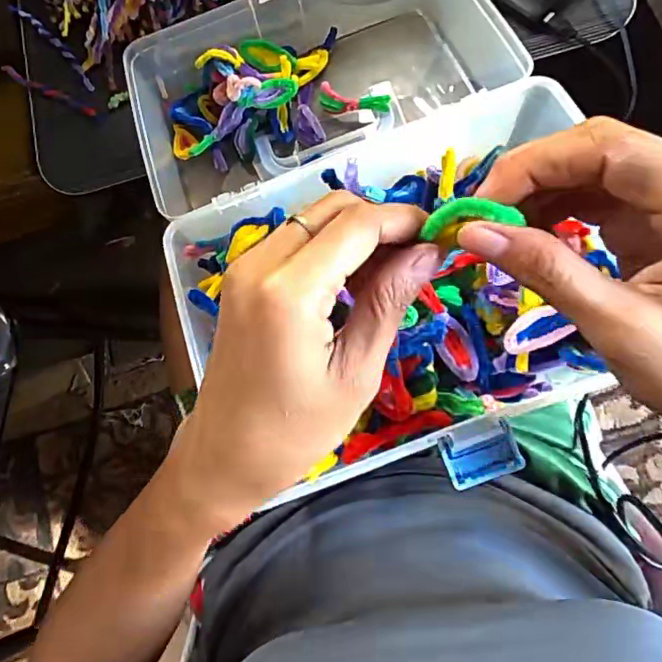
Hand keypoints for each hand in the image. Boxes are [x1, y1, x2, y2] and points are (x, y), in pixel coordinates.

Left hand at [166, 192, 437, 523]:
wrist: (224, 453)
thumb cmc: (293, 432)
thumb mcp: (355, 374)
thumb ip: (388, 303)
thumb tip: (427, 252)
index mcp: (288, 292)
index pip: (356, 224)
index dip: (403, 220)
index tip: (438, 235)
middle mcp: (259, 264)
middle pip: (332, 207)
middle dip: (381, 220)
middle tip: (416, 256)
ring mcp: (244, 266)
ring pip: (313, 217)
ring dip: (356, 230)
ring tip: (390, 272)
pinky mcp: (241, 276)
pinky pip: (294, 238)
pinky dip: (329, 244)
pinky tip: (353, 278)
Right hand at [459, 119, 661, 488]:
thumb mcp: (619, 328)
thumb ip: (546, 270)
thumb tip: (472, 231)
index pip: (614, 149)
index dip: (537, 164)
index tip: (482, 200)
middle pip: (608, 151)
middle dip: (537, 176)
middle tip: (483, 213)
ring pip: (605, 170)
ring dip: (547, 192)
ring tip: (500, 226)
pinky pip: (613, 199)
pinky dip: (567, 211)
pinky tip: (534, 233)